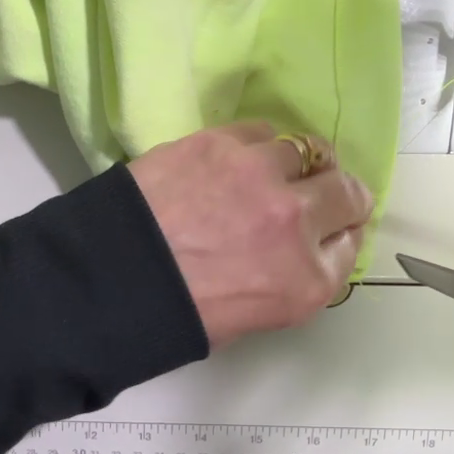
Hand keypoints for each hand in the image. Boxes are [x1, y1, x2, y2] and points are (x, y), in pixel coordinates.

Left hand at [128, 123, 372, 348]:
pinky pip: (263, 133)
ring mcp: (261, 177)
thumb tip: (296, 250)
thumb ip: (287, 282)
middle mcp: (298, 223)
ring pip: (307, 152)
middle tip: (312, 198)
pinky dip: (258, 147)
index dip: (336, 237)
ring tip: (268, 176)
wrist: (104, 284)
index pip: (349, 247)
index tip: (325, 233)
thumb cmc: (171, 317)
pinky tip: (237, 161)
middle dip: (335, 197)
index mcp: (305, 284)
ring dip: (296, 166)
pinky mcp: (222, 143)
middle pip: (344, 193)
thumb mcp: (248, 321)